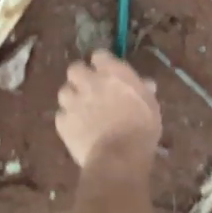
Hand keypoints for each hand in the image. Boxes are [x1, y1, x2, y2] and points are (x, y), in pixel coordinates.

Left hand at [55, 51, 161, 169]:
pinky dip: (67, 120)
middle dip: (80, 76)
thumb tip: (146, 84)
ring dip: (72, 97)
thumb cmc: (141, 128)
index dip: (102, 63)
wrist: (118, 157)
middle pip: (75, 68)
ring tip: (81, 109)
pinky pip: (61, 116)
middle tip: (89, 88)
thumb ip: (143, 91)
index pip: (99, 55)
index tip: (107, 71)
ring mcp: (72, 102)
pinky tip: (77, 128)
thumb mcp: (150, 106)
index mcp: (112, 72)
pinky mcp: (62, 122)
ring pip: (64, 91)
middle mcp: (89, 81)